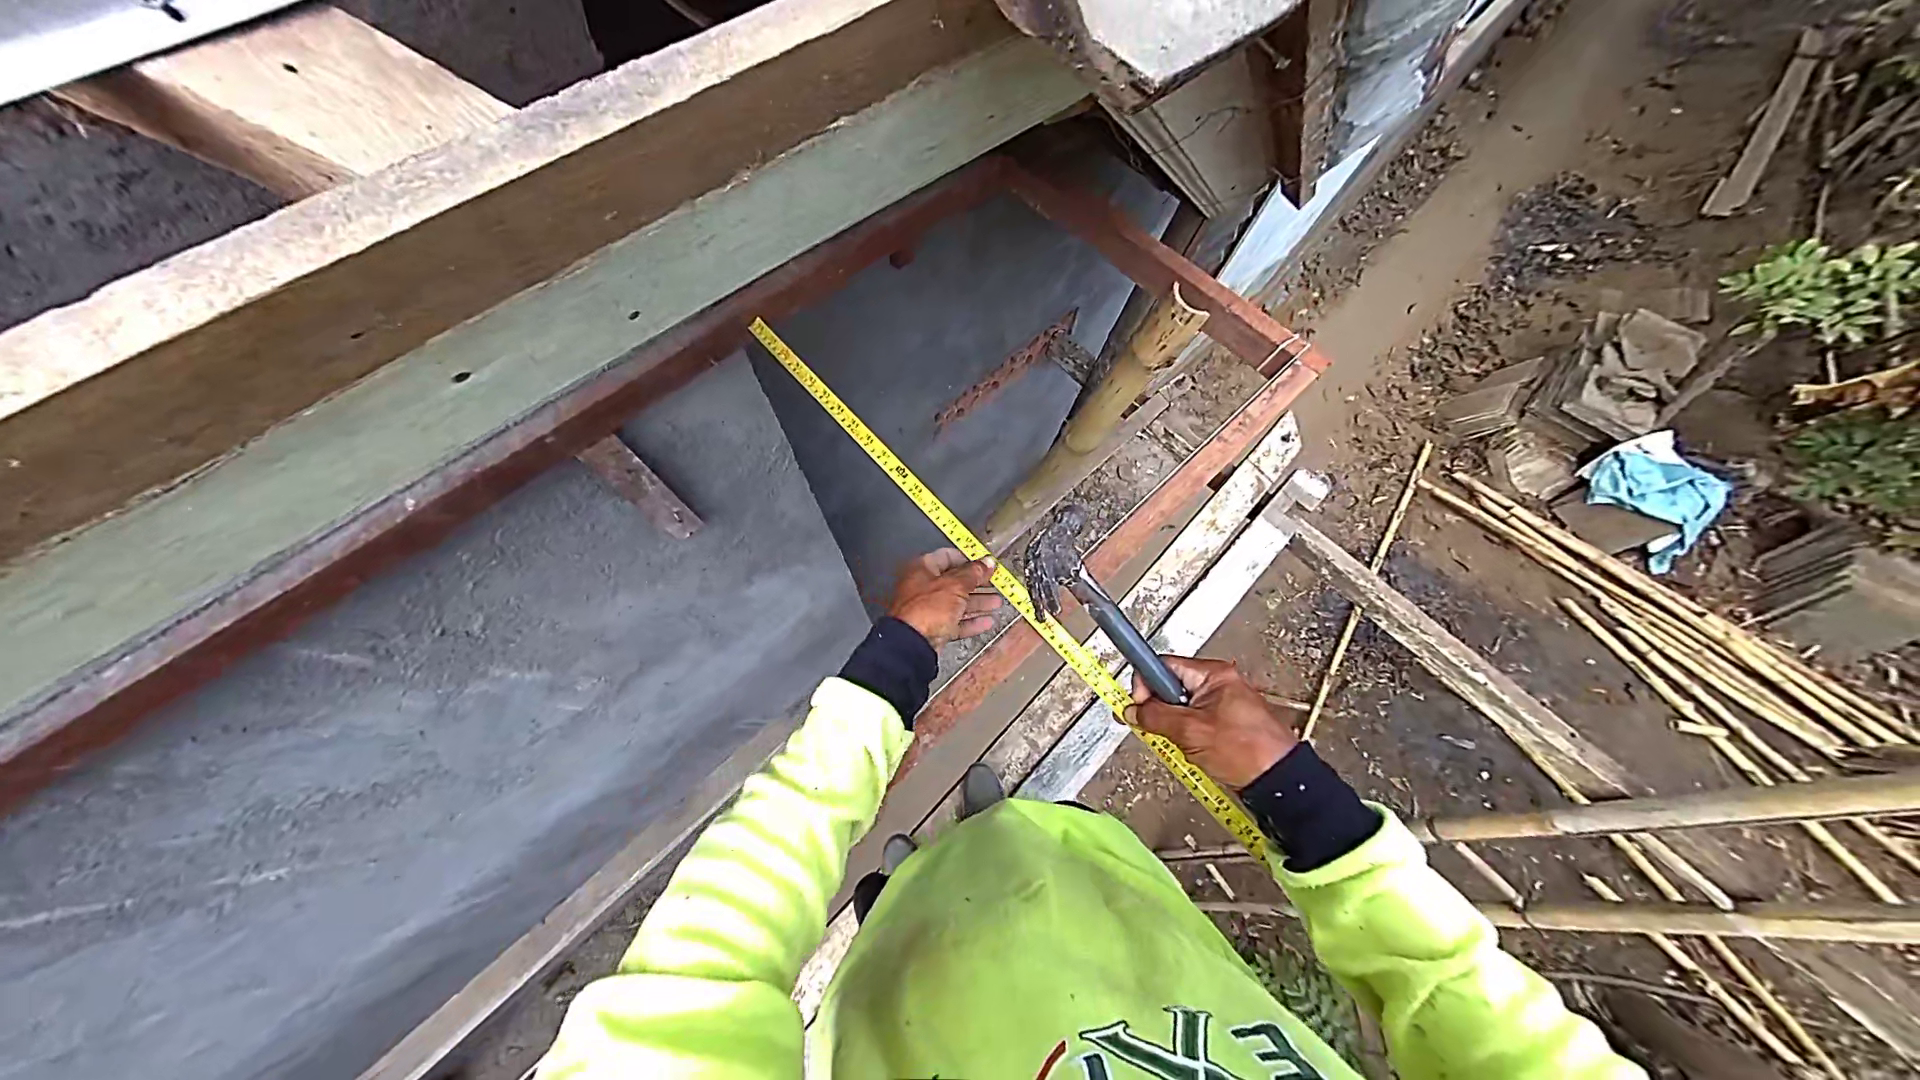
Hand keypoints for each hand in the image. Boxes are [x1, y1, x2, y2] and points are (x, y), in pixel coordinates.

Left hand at [888, 548, 1002, 647]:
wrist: (912, 643)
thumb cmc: (925, 609)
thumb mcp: (956, 585)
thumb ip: (974, 573)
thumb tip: (986, 563)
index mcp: (922, 569)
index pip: (948, 556)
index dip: (969, 559)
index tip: (985, 563)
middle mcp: (922, 587)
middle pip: (954, 582)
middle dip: (977, 584)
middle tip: (994, 583)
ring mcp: (926, 609)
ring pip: (956, 603)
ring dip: (977, 603)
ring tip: (996, 603)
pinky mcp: (932, 629)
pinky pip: (955, 622)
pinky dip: (970, 622)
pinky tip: (986, 622)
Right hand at [1126, 655, 1297, 788]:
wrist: (1280, 783)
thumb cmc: (1249, 752)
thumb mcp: (1190, 732)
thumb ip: (1155, 717)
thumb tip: (1133, 711)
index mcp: (1213, 675)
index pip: (1163, 666)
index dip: (1145, 686)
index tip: (1137, 706)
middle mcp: (1218, 683)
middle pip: (1170, 688)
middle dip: (1159, 711)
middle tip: (1156, 729)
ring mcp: (1222, 704)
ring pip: (1179, 708)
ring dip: (1173, 727)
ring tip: (1182, 745)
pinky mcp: (1224, 723)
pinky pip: (1193, 723)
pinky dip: (1186, 737)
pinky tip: (1192, 752)